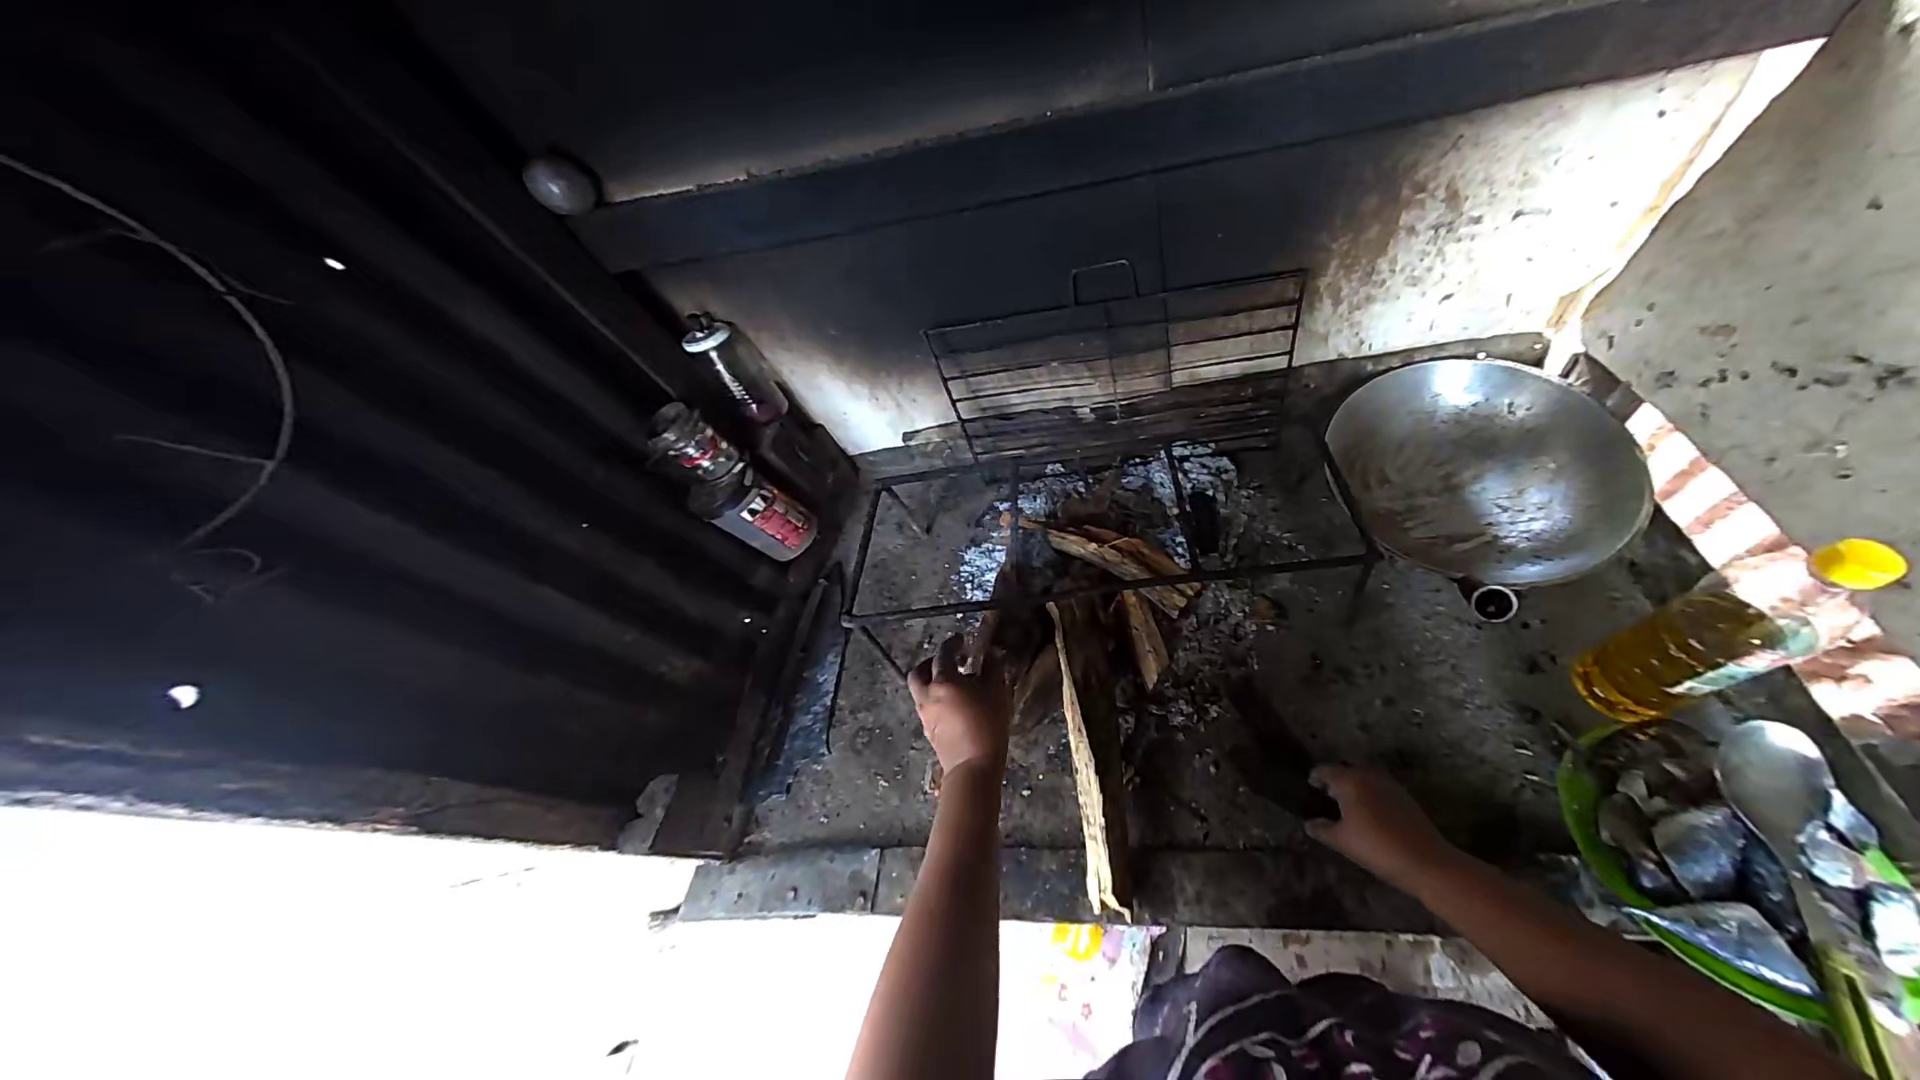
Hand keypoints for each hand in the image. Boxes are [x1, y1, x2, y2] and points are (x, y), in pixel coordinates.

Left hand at [908, 634, 1009, 774]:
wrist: (972, 767)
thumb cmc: (987, 725)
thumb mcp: (997, 693)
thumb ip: (992, 670)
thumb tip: (990, 656)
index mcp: (943, 682)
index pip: (943, 654)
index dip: (952, 644)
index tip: (961, 640)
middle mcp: (927, 695)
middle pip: (919, 672)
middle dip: (931, 663)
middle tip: (949, 662)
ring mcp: (925, 715)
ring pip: (920, 691)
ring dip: (932, 681)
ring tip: (954, 683)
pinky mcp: (928, 730)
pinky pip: (927, 706)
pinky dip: (936, 698)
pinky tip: (954, 704)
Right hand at [1306, 765, 1463, 889]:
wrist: (1428, 863)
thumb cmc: (1377, 847)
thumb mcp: (1341, 841)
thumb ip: (1321, 829)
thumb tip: (1309, 823)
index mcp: (1349, 781)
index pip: (1325, 770)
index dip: (1315, 778)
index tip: (1310, 787)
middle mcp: (1369, 776)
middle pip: (1346, 771)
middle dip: (1336, 781)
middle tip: (1327, 796)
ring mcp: (1391, 786)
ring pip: (1366, 778)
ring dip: (1355, 787)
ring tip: (1348, 805)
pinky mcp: (1406, 798)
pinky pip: (1380, 788)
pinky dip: (1371, 794)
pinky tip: (1370, 813)